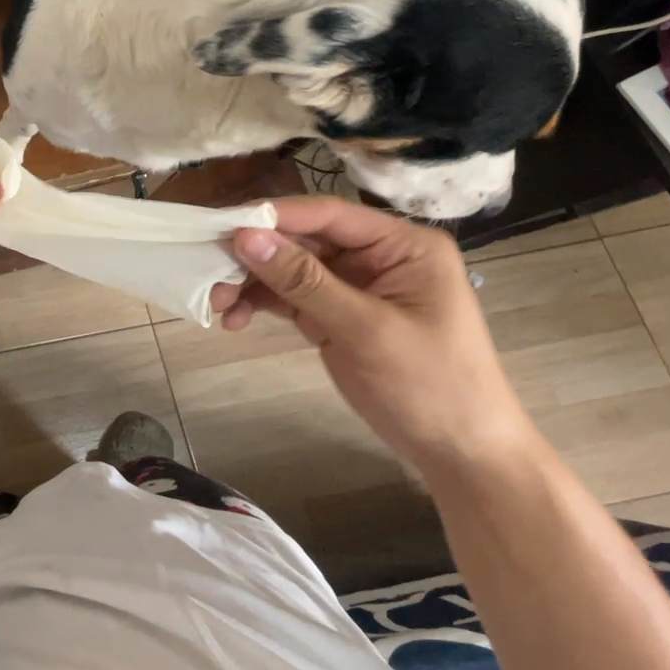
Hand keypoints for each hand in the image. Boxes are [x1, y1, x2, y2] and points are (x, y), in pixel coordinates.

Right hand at [207, 195, 538, 477]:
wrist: (460, 454)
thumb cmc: (431, 385)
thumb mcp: (366, 330)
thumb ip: (304, 281)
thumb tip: (245, 237)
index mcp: (401, 245)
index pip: (327, 215)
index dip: (273, 215)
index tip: (220, 226)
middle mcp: (375, 256)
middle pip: (300, 239)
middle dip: (254, 256)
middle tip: (209, 273)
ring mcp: (353, 286)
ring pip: (287, 267)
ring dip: (250, 282)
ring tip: (219, 305)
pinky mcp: (334, 315)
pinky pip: (287, 296)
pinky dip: (259, 304)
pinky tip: (235, 320)